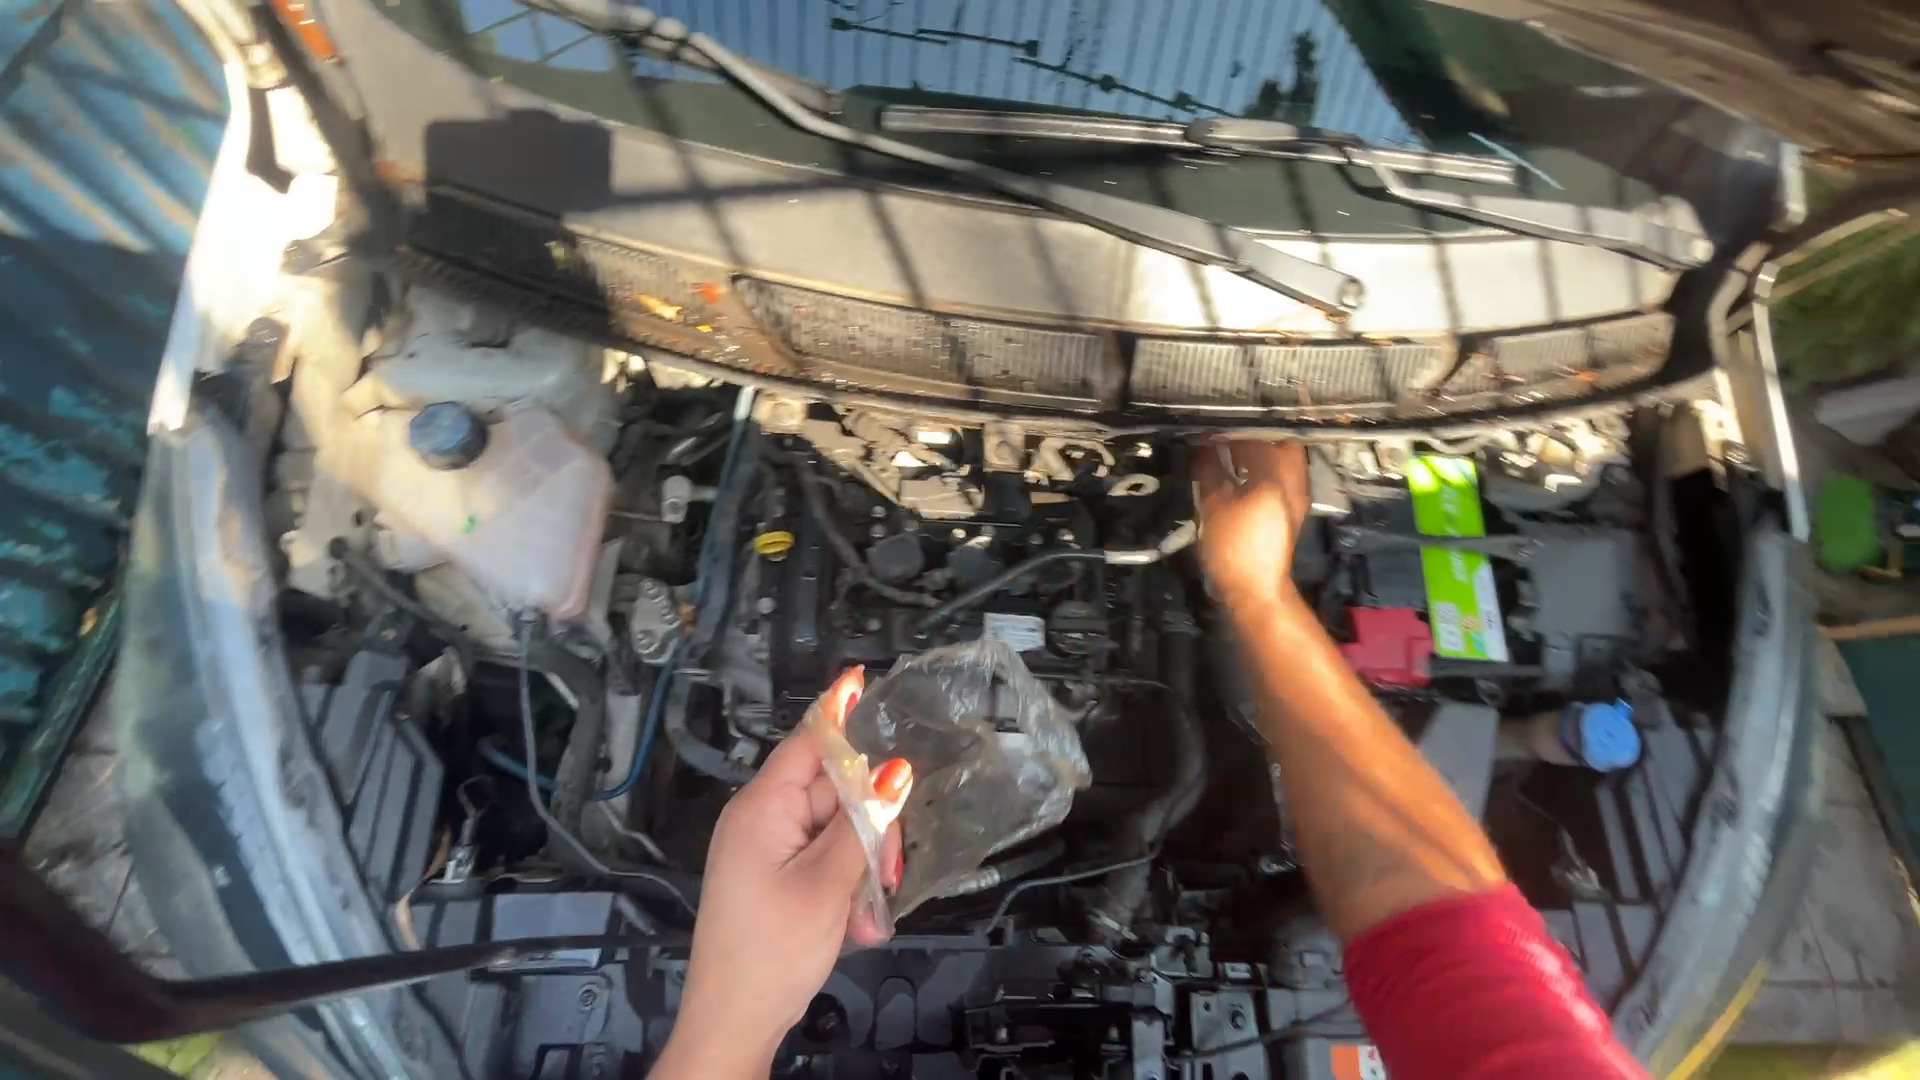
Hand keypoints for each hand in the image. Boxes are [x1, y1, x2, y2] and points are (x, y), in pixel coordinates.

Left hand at [653, 669, 910, 1076]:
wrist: (731, 1029)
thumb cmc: (771, 952)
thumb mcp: (828, 885)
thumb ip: (864, 824)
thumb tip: (897, 770)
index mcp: (763, 807)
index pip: (808, 740)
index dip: (838, 709)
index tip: (861, 676)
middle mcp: (763, 817)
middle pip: (834, 791)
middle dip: (870, 825)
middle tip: (888, 871)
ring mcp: (768, 846)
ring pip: (836, 827)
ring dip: (862, 862)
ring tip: (869, 910)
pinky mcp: (776, 873)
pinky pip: (823, 856)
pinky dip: (846, 882)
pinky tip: (857, 921)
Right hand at [1193, 439, 1310, 610]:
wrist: (1254, 589)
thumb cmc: (1233, 549)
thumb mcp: (1213, 507)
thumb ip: (1209, 471)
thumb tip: (1203, 446)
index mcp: (1274, 478)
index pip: (1257, 438)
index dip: (1232, 430)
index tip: (1211, 429)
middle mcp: (1293, 482)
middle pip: (1280, 442)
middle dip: (1253, 435)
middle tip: (1225, 436)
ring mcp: (1296, 496)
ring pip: (1284, 458)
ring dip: (1260, 450)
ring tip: (1230, 452)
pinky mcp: (1291, 509)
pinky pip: (1282, 475)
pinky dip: (1263, 468)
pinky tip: (1240, 474)